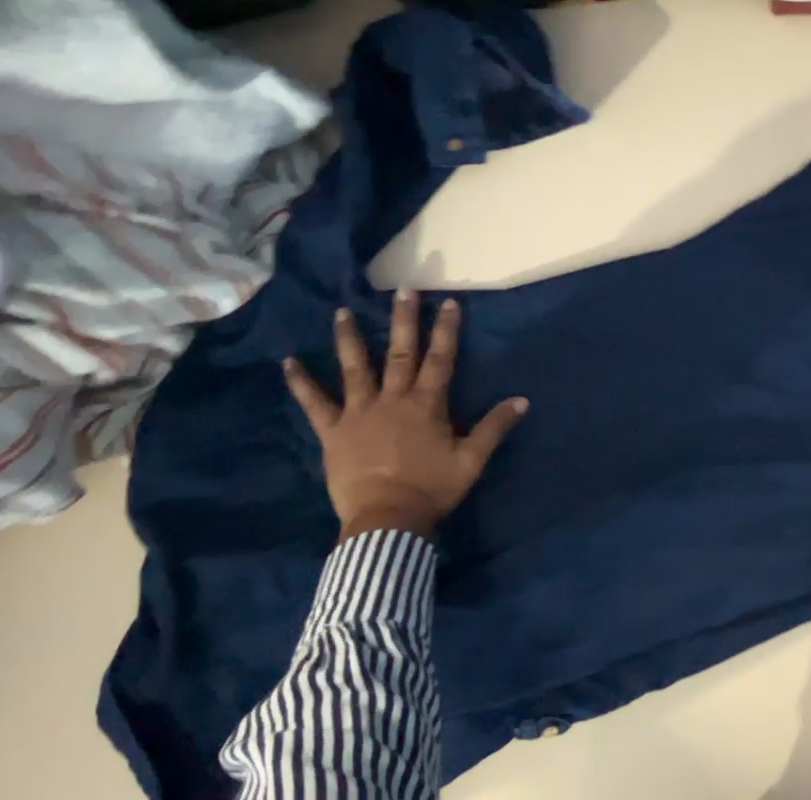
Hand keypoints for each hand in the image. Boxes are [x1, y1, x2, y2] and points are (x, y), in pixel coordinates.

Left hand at [282, 289, 527, 542]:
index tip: (448, 302)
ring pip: (355, 368)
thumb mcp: (472, 460)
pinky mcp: (333, 432)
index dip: (446, 330)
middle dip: (403, 319)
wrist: (387, 521)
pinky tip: (288, 362)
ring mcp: (359, 413)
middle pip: (400, 352)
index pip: (440, 359)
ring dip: (350, 338)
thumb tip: (522, 400)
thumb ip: (494, 427)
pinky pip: (314, 403)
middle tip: (403, 289)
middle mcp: (393, 399)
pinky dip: (301, 383)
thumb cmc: (432, 489)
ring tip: (343, 311)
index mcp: (427, 404)